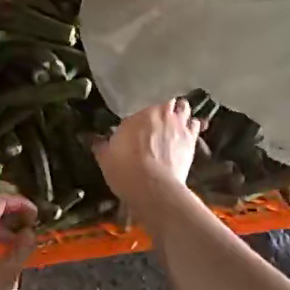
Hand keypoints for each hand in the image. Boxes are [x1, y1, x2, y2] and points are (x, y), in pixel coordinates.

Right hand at [95, 99, 199, 215]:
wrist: (152, 188)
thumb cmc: (125, 168)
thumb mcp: (105, 156)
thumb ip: (101, 144)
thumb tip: (93, 139)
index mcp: (141, 113)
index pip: (144, 103)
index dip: (143, 112)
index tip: (138, 121)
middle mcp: (163, 114)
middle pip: (168, 102)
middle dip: (165, 108)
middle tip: (159, 117)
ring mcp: (180, 126)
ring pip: (185, 109)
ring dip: (181, 113)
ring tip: (176, 121)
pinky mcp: (192, 141)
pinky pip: (196, 126)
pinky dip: (193, 127)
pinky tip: (188, 133)